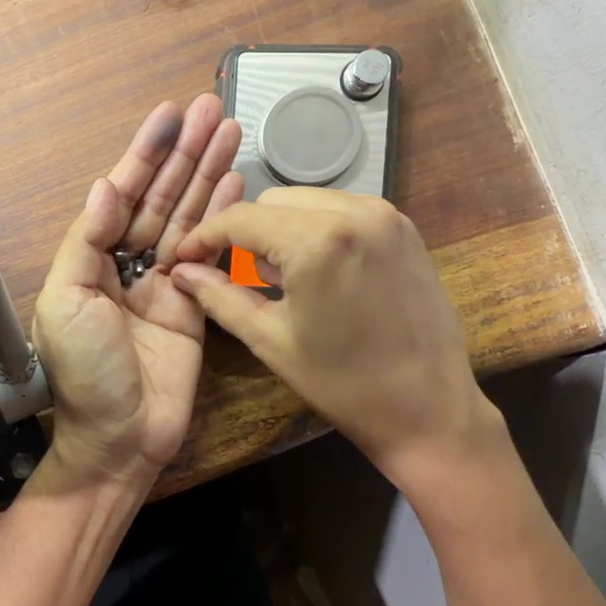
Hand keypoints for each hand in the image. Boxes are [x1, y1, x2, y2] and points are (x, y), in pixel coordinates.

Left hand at [34, 95, 243, 486]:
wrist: (119, 436)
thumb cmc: (85, 374)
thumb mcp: (65, 302)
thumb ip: (85, 242)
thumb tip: (106, 186)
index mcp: (87, 265)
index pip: (120, 199)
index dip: (143, 158)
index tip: (168, 117)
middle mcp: (123, 270)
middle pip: (158, 201)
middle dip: (183, 156)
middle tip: (211, 108)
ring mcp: (161, 288)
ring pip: (187, 220)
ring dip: (207, 176)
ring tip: (230, 130)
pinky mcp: (192, 309)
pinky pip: (209, 255)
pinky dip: (223, 220)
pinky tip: (238, 184)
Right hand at [170, 187, 488, 476]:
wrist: (425, 404)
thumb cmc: (340, 382)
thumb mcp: (269, 339)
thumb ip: (220, 297)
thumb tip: (181, 272)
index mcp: (317, 241)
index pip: (242, 218)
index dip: (205, 236)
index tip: (183, 259)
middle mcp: (355, 212)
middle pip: (274, 201)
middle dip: (244, 233)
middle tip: (229, 275)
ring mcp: (386, 216)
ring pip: (309, 202)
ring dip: (280, 231)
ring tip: (273, 280)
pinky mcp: (404, 228)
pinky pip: (343, 212)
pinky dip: (315, 232)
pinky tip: (311, 275)